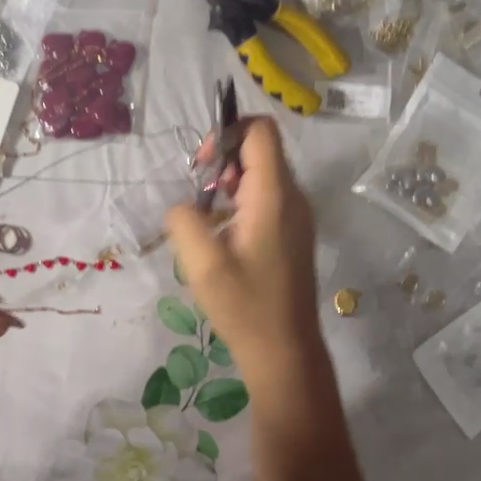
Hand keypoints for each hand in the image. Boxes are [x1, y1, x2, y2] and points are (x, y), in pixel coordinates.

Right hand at [165, 117, 319, 376]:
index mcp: (274, 196)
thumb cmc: (244, 306)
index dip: (226, 133)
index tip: (200, 167)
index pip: (260, 131)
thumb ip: (184, 220)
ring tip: (206, 218)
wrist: (284, 349)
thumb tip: (183, 206)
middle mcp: (292, 198)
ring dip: (228, 183)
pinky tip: (222, 235)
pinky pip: (266, 198)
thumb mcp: (201, 263)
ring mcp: (296, 216)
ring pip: (263, 174)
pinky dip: (240, 202)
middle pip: (261, 149)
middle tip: (198, 198)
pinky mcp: (292, 234)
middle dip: (222, 160)